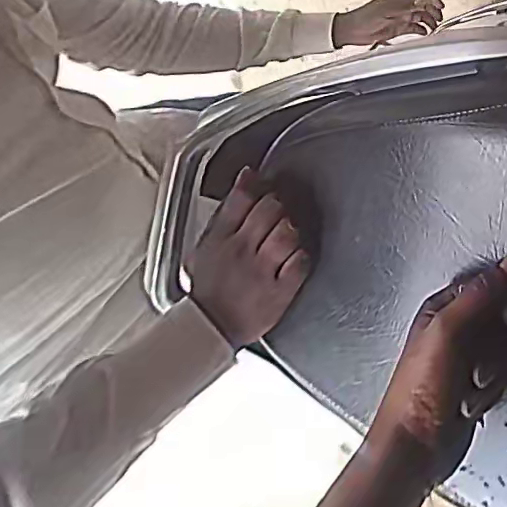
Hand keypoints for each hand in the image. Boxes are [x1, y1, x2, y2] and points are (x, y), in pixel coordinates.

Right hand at [187, 167, 311, 346]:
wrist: (208, 329)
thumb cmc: (211, 287)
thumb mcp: (205, 248)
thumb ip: (228, 213)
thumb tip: (247, 176)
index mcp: (219, 240)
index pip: (241, 199)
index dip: (258, 185)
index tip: (264, 180)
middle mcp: (240, 252)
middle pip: (271, 209)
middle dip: (279, 207)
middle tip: (275, 219)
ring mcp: (261, 270)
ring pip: (288, 232)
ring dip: (292, 232)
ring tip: (282, 243)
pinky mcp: (280, 289)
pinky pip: (301, 260)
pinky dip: (301, 258)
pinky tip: (292, 262)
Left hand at [333, 0, 444, 46]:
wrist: (351, 31)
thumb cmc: (364, 17)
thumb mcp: (388, 10)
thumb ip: (407, 6)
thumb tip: (423, 2)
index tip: (441, 6)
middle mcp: (402, 7)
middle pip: (424, 6)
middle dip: (434, 11)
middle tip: (440, 18)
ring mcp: (400, 17)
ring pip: (421, 17)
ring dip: (430, 21)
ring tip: (435, 27)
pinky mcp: (398, 28)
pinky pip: (415, 28)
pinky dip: (422, 30)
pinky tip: (424, 33)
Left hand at [374, 250, 506, 479]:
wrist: (414, 451)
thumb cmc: (418, 394)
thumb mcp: (447, 331)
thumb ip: (481, 294)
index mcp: (446, 305)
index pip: (494, 280)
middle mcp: (460, 326)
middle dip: (505, 339)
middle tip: (488, 354)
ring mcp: (473, 353)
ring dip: (499, 367)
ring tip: (475, 382)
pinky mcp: (483, 378)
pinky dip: (498, 385)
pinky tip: (477, 397)